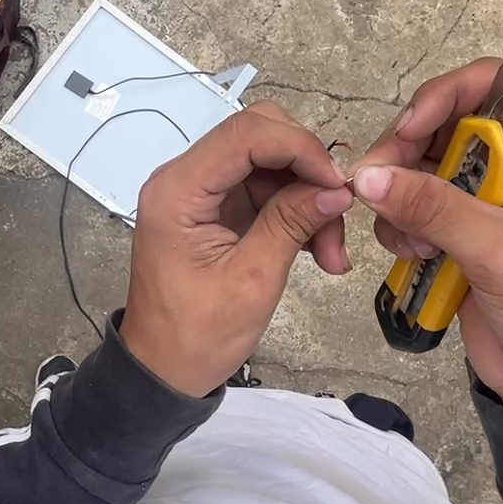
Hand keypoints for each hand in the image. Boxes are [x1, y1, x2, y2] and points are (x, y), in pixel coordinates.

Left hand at [120, 102, 353, 396]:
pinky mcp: (216, 210)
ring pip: (271, 166)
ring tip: (331, 254)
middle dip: (306, 170)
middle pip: (259, 137)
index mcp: (178, 191)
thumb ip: (291, 224)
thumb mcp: (251, 280)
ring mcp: (201, 193)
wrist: (164, 369)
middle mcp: (183, 179)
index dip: (301, 148)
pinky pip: (266, 192)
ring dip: (308, 200)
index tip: (338, 185)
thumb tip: (337, 188)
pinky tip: (318, 251)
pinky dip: (296, 214)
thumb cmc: (195, 335)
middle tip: (336, 213)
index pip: (246, 133)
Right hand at [350, 60, 502, 426]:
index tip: (407, 131)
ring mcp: (484, 202)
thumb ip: (434, 208)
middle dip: (406, 154)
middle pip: (445, 126)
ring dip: (399, 198)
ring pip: (420, 168)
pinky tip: (412, 256)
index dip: (446, 97)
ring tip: (407, 241)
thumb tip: (365, 177)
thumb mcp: (502, 252)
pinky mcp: (458, 236)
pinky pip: (412, 210)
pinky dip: (400, 228)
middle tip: (376, 187)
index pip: (495, 87)